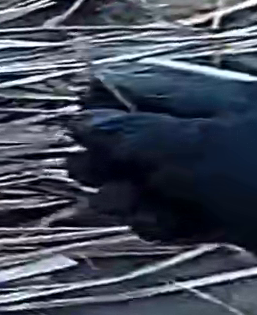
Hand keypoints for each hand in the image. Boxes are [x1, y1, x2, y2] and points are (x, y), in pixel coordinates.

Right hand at [68, 65, 256, 251]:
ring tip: (127, 208)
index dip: (100, 107)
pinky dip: (164, 220)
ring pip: (159, 176)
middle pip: (145, 135)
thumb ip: (130, 131)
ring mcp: (245, 171)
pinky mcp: (248, 212)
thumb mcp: (198, 146)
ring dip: (129, 195)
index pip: (145, 86)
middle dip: (109, 160)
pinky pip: (186, 209)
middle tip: (91, 176)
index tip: (75, 131)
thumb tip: (80, 121)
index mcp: (237, 92)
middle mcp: (239, 126)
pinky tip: (163, 229)